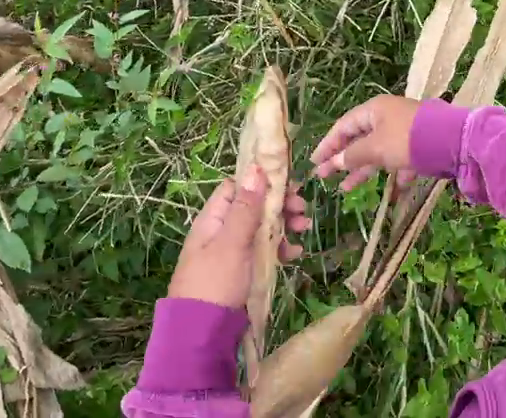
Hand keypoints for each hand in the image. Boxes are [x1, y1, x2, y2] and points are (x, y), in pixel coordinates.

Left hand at [167, 165, 311, 307]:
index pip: (238, 186)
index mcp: (213, 219)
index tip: (287, 184)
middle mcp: (221, 231)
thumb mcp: (231, 242)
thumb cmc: (215, 283)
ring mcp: (232, 252)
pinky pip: (264, 251)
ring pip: (262, 227)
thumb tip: (255, 168)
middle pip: (254, 205)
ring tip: (304, 228)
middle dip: (280, 204)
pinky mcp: (242, 271)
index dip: (262, 181)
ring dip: (284, 224)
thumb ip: (245, 207)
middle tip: (302, 208)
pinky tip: (295, 254)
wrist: (201, 338)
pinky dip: (280, 248)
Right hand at [310, 95, 421, 191]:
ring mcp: (404, 132)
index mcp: (374, 110)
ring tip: (347, 189)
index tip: (314, 162)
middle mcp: (387, 118)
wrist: (451, 140)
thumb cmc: (406, 139)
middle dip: (342, 159)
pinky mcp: (419, 147)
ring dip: (363, 170)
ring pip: (378, 152)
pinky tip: (394, 193)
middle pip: (359, 139)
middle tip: (324, 178)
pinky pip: (400, 162)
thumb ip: (353, 155)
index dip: (328, 144)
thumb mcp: (375, 147)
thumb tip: (334, 162)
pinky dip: (395, 176)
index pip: (343, 126)